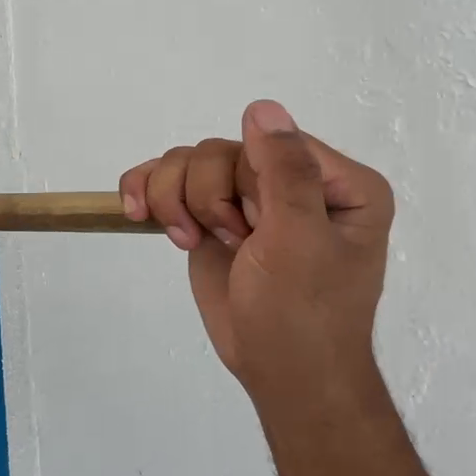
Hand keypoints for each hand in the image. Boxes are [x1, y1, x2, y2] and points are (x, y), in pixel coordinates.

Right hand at [120, 100, 395, 404]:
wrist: (277, 368)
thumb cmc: (303, 312)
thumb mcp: (299, 240)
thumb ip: (284, 172)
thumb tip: (262, 108)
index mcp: (336, 183)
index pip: (265, 143)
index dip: (244, 180)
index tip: (257, 226)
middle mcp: (290, 181)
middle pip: (215, 151)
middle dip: (204, 197)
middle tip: (229, 240)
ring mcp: (244, 197)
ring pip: (181, 162)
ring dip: (171, 202)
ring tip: (190, 240)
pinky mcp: (205, 212)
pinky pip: (158, 177)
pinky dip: (143, 194)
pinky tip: (139, 216)